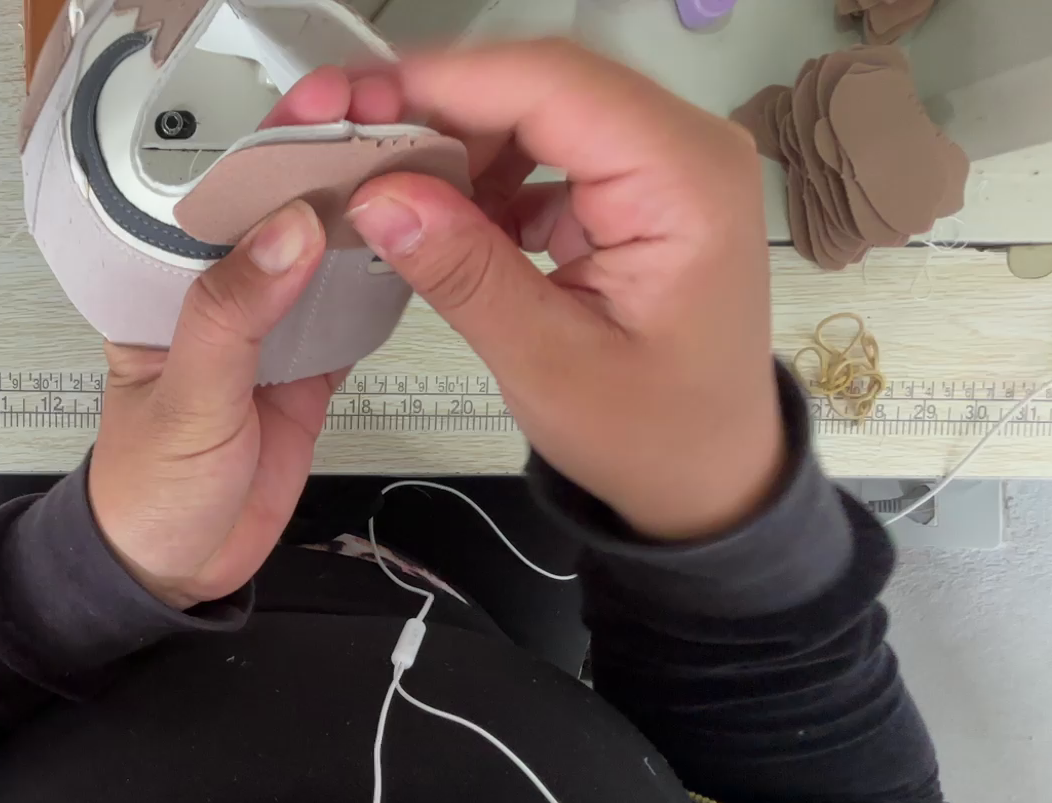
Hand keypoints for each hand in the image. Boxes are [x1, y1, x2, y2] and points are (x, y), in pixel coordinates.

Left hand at [89, 68, 394, 608]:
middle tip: (378, 124)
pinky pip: (346, 321)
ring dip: (355, 225)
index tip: (314, 116)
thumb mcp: (184, 400)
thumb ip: (230, 317)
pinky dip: (375, 290)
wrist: (175, 568)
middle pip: (272, 225)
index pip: (209, 207)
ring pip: (317, 266)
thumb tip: (290, 228)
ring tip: (409, 171)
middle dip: (318, 176)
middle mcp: (216, 309)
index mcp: (161, 298)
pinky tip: (407, 252)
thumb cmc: (146, 489)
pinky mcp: (303, 376)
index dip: (257, 155)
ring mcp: (266, 341)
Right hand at [344, 41, 783, 540]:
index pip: (552, 85)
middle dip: (440, 112)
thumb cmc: (640, 430)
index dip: (446, 82)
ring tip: (382, 190)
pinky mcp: (622, 201)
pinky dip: (478, 186)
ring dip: (454, 150)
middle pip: (541, 89)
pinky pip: (538, 166)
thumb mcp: (541, 359)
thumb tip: (376, 197)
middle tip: (352, 149)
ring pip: (534, 122)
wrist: (699, 472)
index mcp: (680, 177)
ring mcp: (650, 172)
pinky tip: (435, 222)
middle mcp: (676, 149)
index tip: (354, 100)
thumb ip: (461, 272)